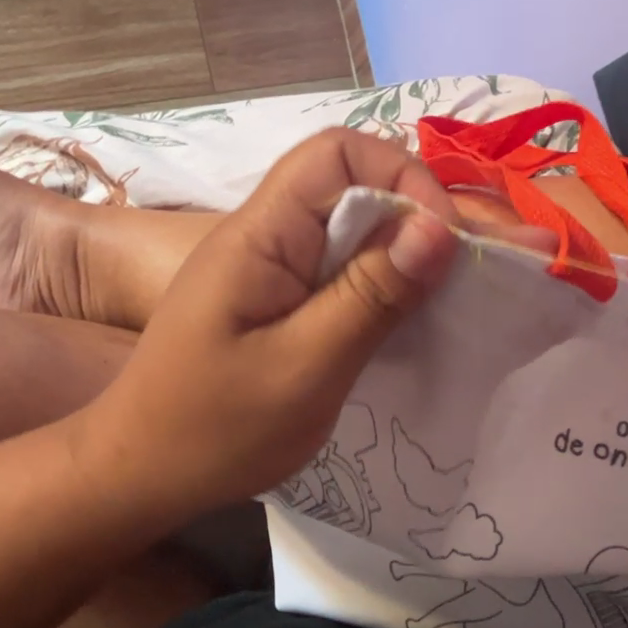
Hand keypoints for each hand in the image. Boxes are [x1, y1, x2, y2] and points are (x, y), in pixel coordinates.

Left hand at [84, 129, 460, 508]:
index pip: (338, 154)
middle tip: (485, 265)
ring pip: (356, 228)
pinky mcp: (282, 297)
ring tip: (465, 288)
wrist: (142, 473)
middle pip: (355, 186)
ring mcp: (274, 266)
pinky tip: (419, 312)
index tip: (446, 240)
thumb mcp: (303, 368)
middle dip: (424, 214)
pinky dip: (387, 282)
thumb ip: (370, 295)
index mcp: (261, 234)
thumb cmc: (214, 430)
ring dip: (411, 251)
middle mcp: (268, 234)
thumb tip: (439, 228)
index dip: (402, 177)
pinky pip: (344, 268)